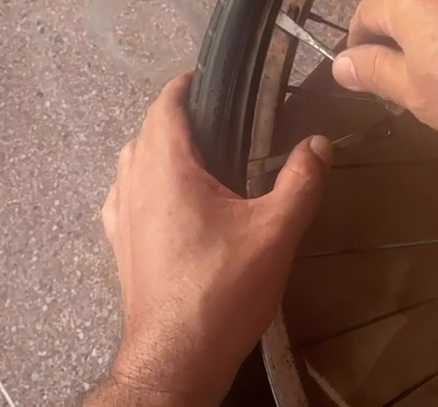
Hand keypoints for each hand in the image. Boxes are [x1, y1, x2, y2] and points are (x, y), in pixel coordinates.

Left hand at [96, 72, 330, 404]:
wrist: (175, 361)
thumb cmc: (221, 289)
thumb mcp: (275, 232)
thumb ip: (300, 181)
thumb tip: (319, 142)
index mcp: (167, 168)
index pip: (166, 105)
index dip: (185, 84)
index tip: (212, 77)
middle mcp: (135, 183)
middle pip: (147, 128)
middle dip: (177, 114)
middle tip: (219, 116)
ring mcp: (120, 216)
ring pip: (130, 160)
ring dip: (156, 146)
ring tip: (195, 153)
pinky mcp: (118, 246)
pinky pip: (122, 194)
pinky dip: (140, 180)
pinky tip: (163, 197)